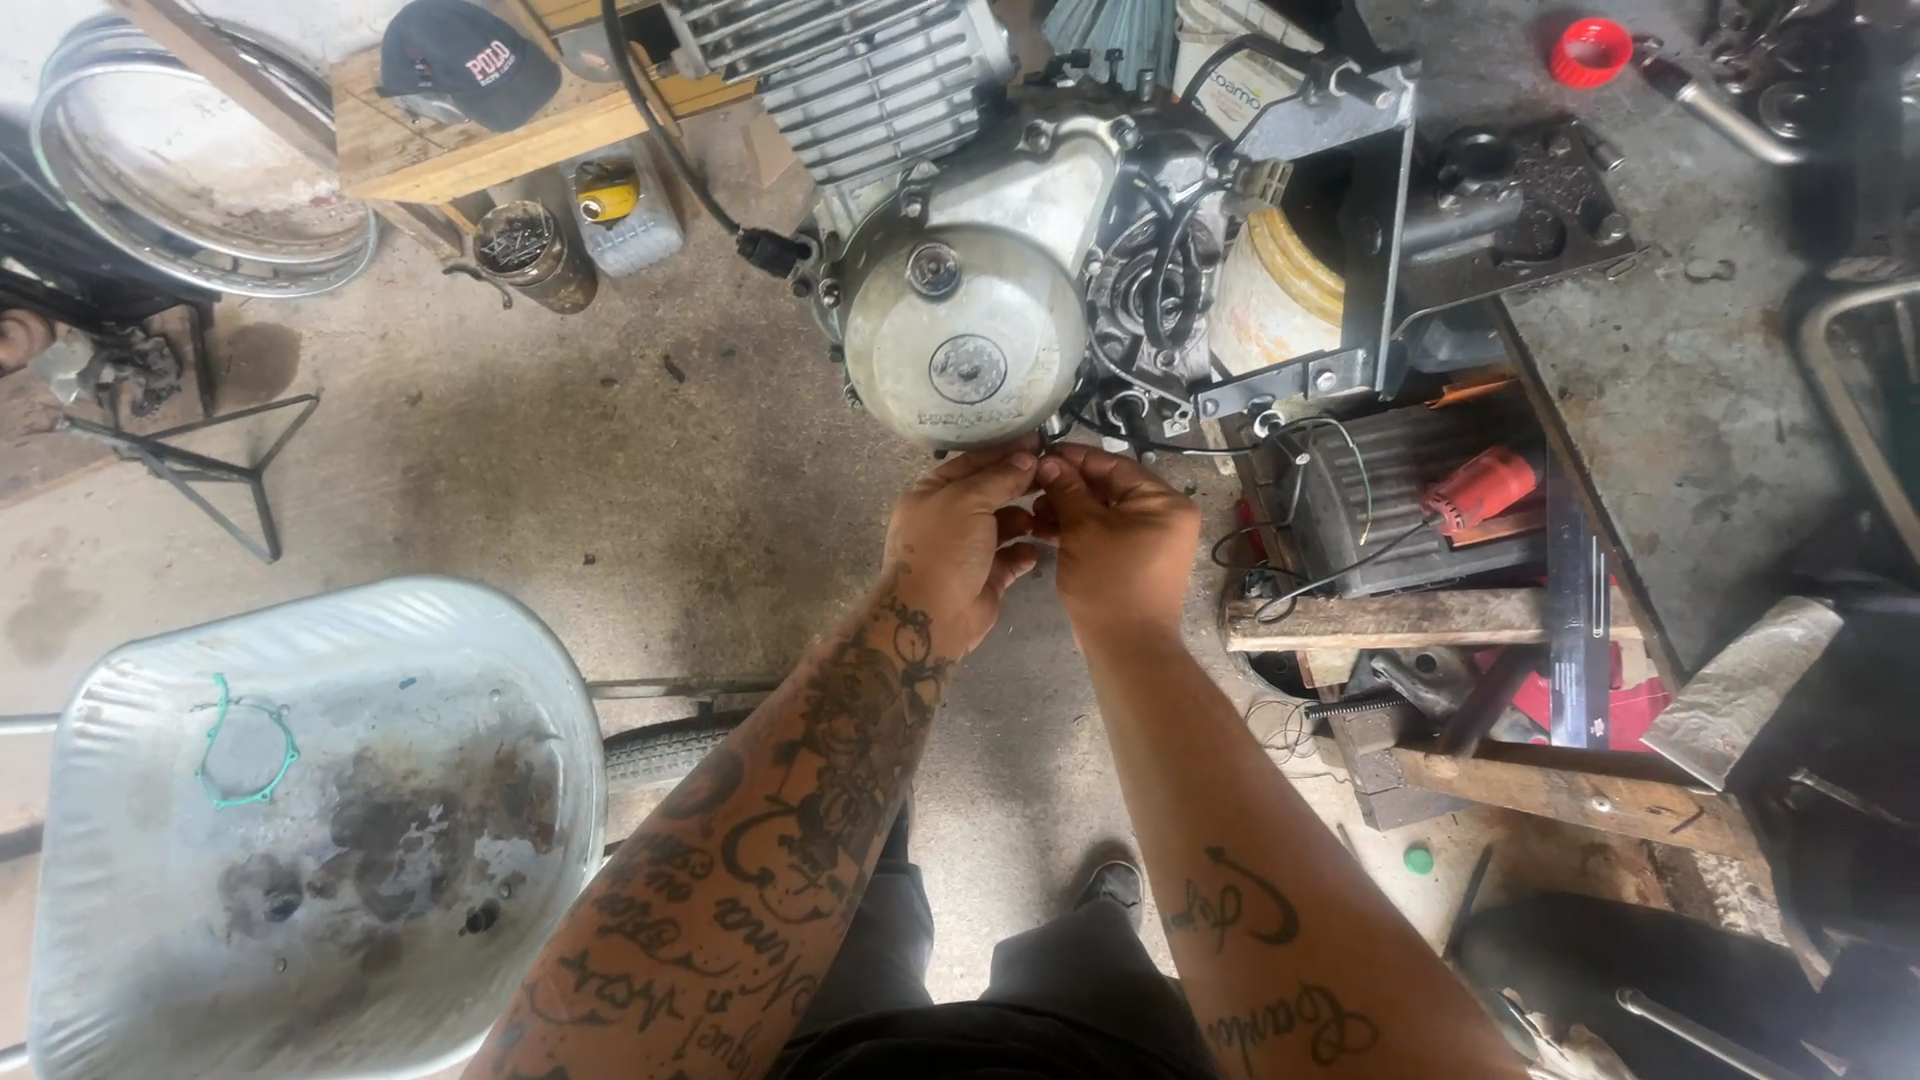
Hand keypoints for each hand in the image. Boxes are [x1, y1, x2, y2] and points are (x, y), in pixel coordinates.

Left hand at [880, 438, 1042, 655]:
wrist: (933, 615)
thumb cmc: (944, 548)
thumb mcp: (968, 501)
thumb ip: (999, 478)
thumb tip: (1026, 460)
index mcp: (932, 493)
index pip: (972, 463)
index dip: (1003, 452)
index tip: (1037, 444)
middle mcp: (948, 518)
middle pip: (990, 493)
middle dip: (1019, 485)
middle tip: (1052, 476)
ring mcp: (967, 549)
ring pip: (1003, 525)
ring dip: (1024, 519)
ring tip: (1044, 516)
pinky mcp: (985, 577)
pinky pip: (1010, 558)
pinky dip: (1024, 552)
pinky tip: (1037, 548)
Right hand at [1033, 443, 1200, 649]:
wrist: (1126, 646)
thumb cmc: (1109, 582)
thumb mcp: (1084, 530)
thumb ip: (1067, 490)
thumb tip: (1049, 461)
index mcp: (1164, 502)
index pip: (1115, 466)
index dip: (1076, 459)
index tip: (1043, 453)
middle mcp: (1164, 516)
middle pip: (1109, 488)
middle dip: (1069, 486)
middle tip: (1033, 483)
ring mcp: (1150, 540)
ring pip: (1103, 512)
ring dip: (1069, 509)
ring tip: (1034, 510)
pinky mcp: (1134, 559)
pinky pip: (1105, 533)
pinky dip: (1078, 530)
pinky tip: (1044, 528)